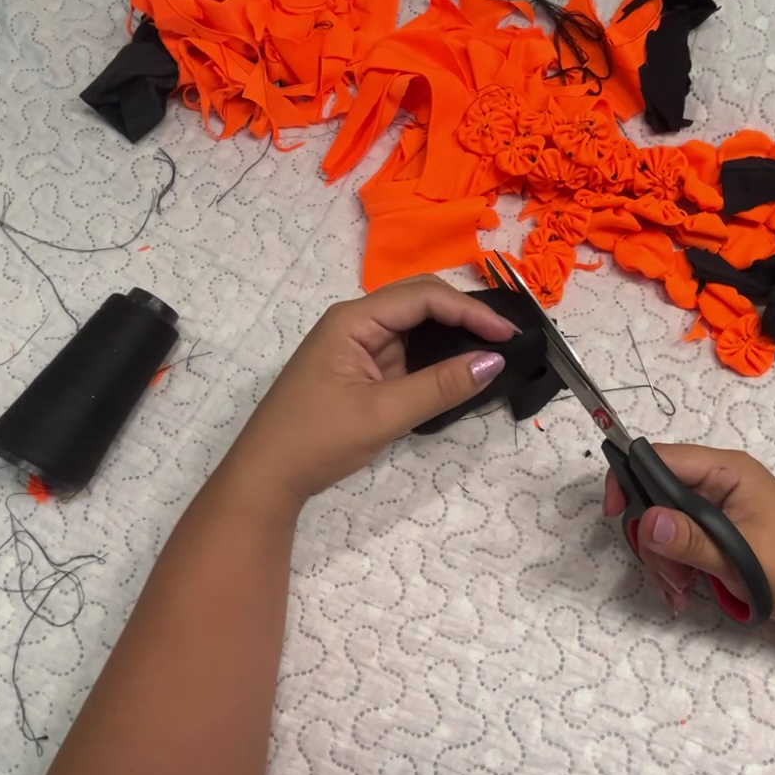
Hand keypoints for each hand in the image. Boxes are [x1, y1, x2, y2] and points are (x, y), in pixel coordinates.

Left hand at [222, 276, 515, 508]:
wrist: (267, 477)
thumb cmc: (316, 440)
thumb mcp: (382, 414)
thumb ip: (439, 387)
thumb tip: (493, 361)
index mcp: (353, 320)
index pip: (423, 297)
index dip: (469, 311)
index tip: (507, 335)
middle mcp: (357, 322)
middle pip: (420, 300)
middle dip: (464, 313)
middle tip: (506, 337)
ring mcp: (359, 345)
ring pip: (416, 325)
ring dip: (453, 332)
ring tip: (493, 347)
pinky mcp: (364, 368)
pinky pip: (408, 351)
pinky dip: (437, 356)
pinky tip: (461, 367)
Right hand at [605, 444, 774, 634]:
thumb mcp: (738, 558)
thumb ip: (689, 539)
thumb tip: (645, 521)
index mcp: (727, 470)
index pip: (660, 458)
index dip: (630, 480)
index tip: (616, 515)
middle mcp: (718, 480)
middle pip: (655, 494)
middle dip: (652, 537)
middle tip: (669, 575)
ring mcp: (716, 504)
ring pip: (662, 520)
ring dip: (662, 557)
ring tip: (682, 590)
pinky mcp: (715, 527)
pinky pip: (677, 537)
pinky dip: (673, 564)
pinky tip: (685, 590)